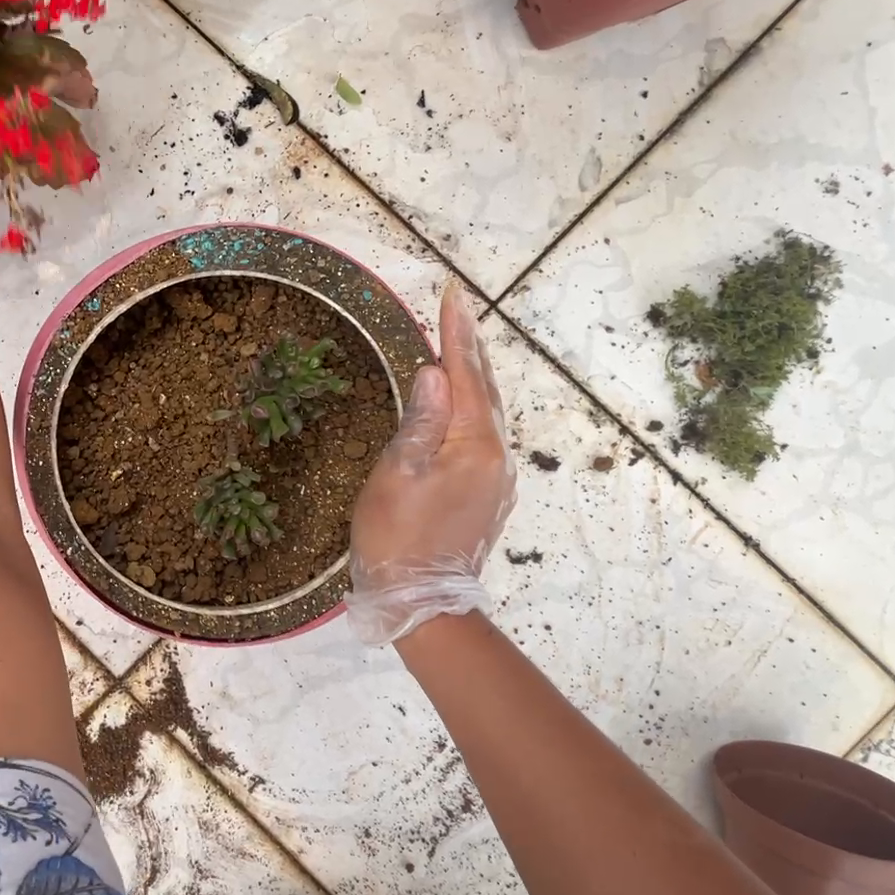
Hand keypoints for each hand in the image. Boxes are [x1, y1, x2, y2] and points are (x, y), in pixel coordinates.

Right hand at [345, 281, 516, 645]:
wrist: (422, 602)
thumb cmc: (397, 537)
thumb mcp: (396, 475)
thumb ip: (419, 421)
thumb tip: (434, 372)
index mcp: (474, 446)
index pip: (463, 375)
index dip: (455, 333)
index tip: (452, 293)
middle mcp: (496, 456)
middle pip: (483, 389)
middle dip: (468, 345)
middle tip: (456, 306)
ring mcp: (497, 477)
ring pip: (484, 412)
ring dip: (470, 374)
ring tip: (455, 343)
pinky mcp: (489, 493)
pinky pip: (481, 434)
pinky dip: (469, 405)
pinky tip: (457, 401)